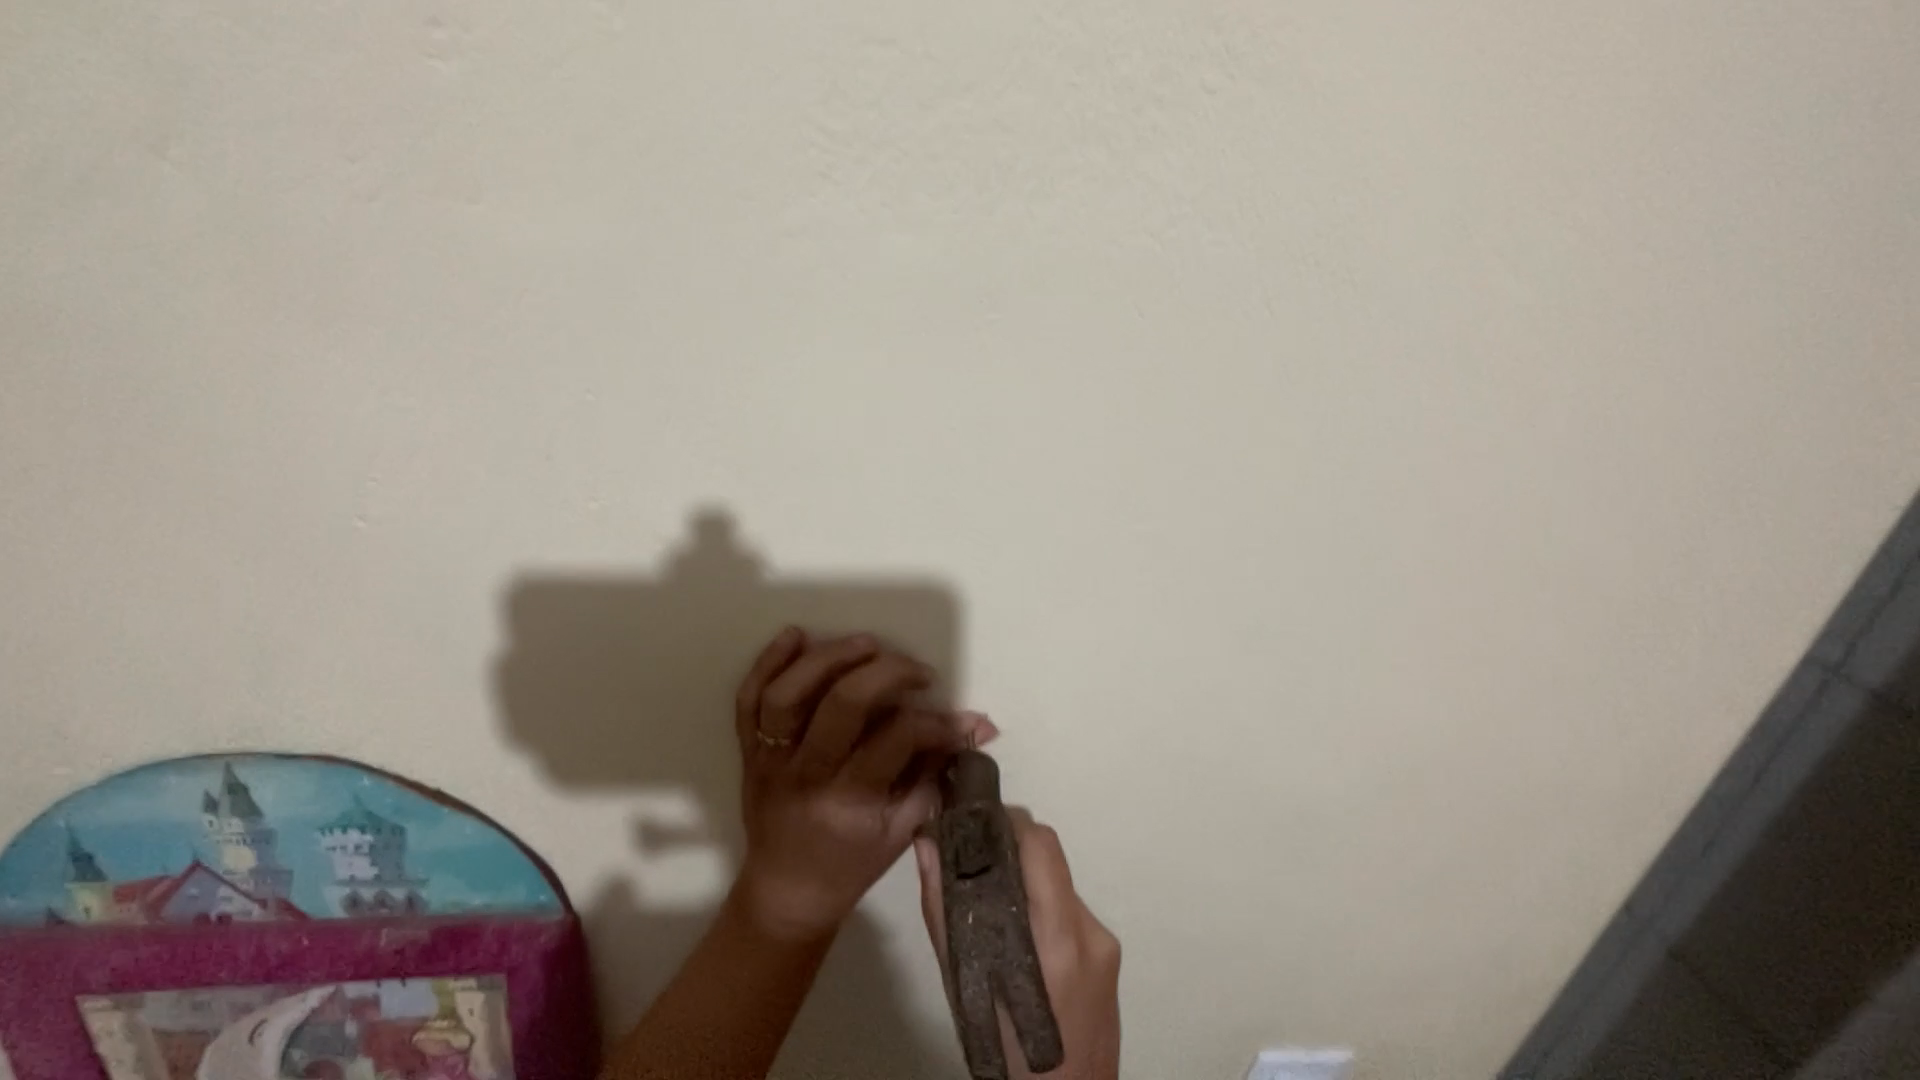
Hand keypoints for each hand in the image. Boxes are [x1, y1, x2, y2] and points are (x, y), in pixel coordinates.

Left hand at [731, 627, 994, 941]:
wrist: (788, 890)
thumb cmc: (854, 862)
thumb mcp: (905, 827)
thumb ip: (939, 771)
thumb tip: (979, 725)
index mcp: (850, 802)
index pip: (896, 741)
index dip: (933, 722)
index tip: (955, 718)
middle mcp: (807, 776)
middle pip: (841, 705)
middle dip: (885, 673)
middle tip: (915, 669)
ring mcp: (770, 760)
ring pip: (788, 695)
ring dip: (828, 658)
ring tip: (866, 643)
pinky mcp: (748, 750)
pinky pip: (748, 700)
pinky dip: (767, 662)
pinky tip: (796, 636)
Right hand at [916, 808, 1121, 1079]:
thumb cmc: (1006, 1056)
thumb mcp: (964, 988)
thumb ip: (944, 913)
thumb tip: (929, 845)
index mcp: (1056, 940)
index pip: (1041, 846)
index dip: (1007, 822)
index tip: (972, 822)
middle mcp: (1089, 931)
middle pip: (1050, 859)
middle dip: (1010, 848)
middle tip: (971, 857)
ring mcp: (1105, 943)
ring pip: (1058, 884)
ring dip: (1025, 881)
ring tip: (989, 903)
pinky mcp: (1110, 955)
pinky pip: (1070, 911)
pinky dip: (1042, 907)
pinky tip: (1017, 937)